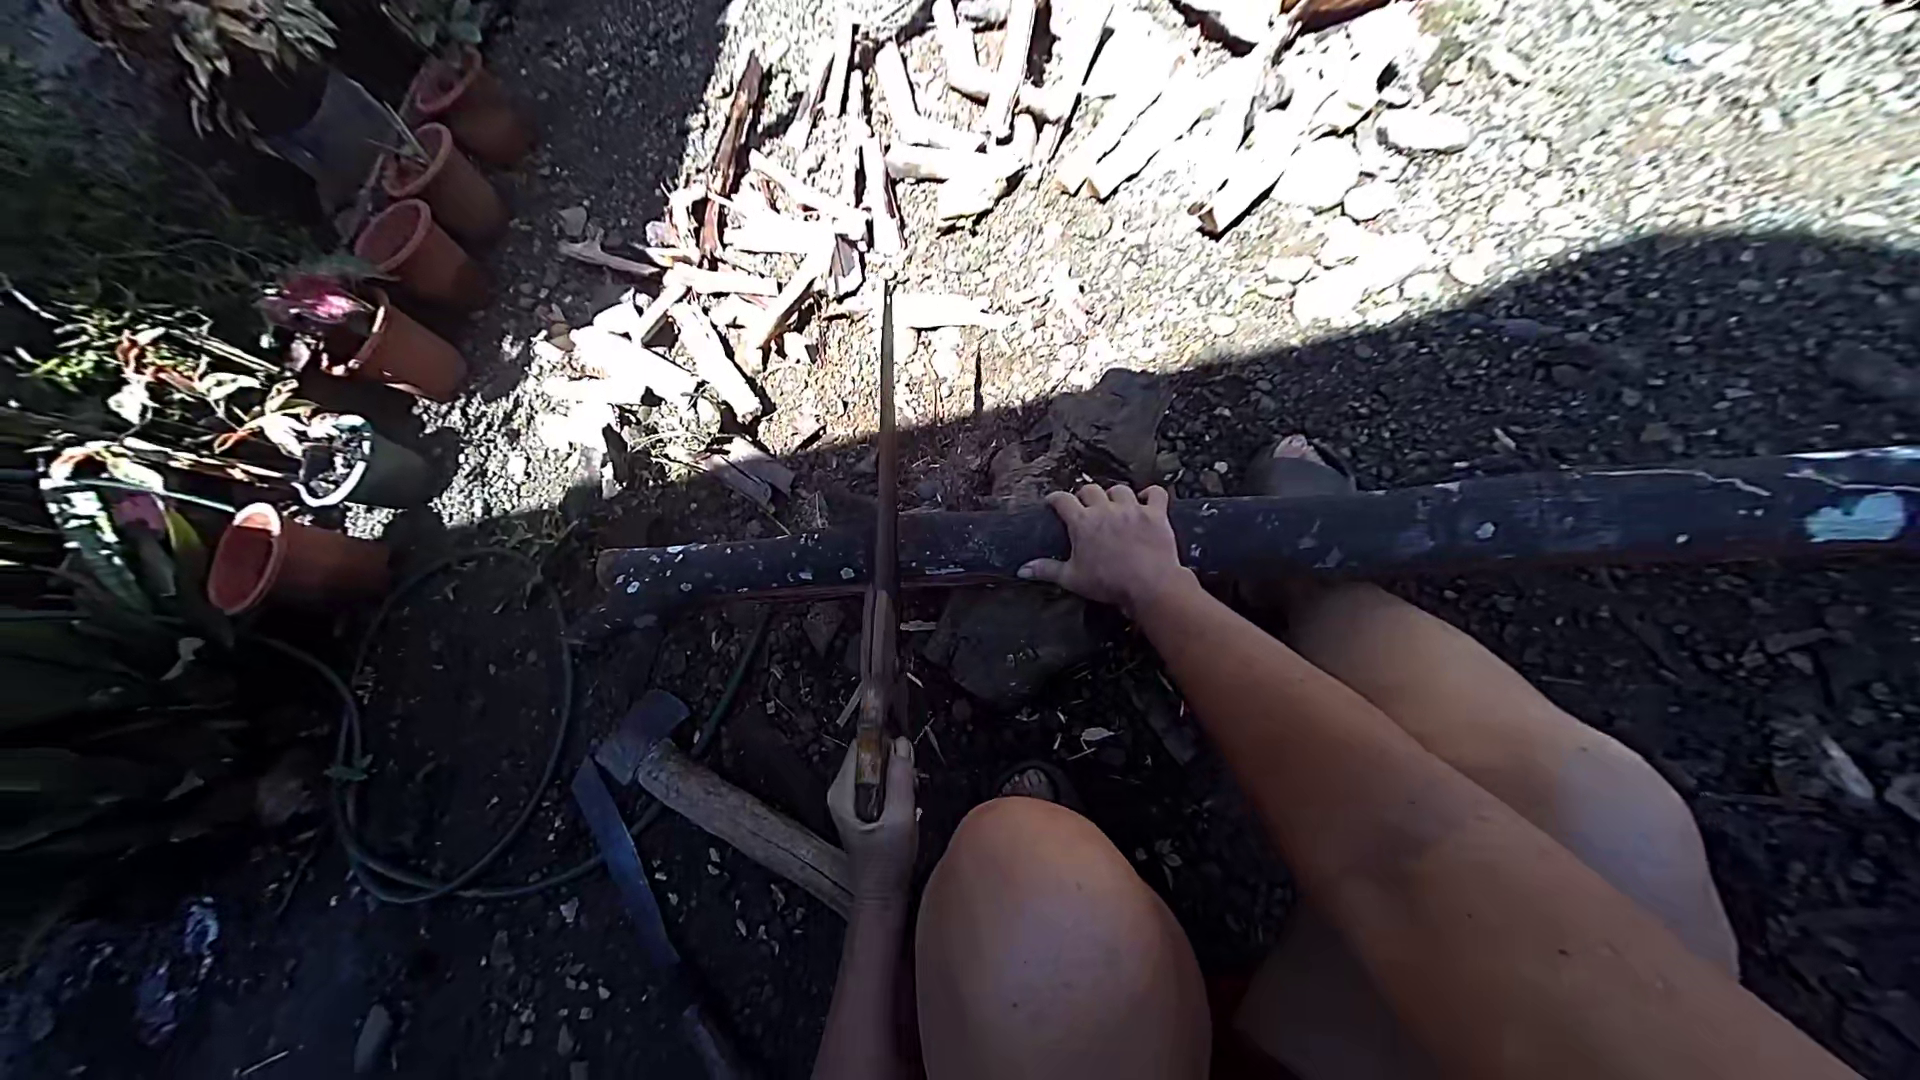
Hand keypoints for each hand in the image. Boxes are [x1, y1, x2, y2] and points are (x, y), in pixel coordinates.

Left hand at [828, 735, 917, 907]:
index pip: (859, 748)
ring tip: (910, 793)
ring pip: (876, 769)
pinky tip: (907, 803)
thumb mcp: (899, 819)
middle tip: (911, 777)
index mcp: (841, 793)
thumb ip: (900, 781)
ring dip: (897, 774)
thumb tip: (902, 743)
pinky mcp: (862, 808)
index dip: (881, 740)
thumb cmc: (888, 862)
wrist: (882, 896)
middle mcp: (841, 793)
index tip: (905, 743)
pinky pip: (880, 783)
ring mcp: (850, 801)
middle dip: (893, 760)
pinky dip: (895, 786)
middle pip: (868, 756)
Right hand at [1018, 484, 1194, 617]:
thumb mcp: (1071, 578)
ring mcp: (1132, 509)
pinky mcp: (1156, 514)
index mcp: (1082, 522)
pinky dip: (1151, 494)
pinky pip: (1156, 493)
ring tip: (1113, 503)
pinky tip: (1146, 499)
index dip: (1056, 499)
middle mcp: (1105, 509)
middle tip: (1084, 506)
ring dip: (1114, 495)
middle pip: (1090, 490)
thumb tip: (1022, 570)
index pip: (1062, 500)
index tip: (1053, 502)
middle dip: (1085, 496)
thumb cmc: (1108, 583)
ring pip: (1120, 489)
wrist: (1148, 584)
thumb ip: (1046, 570)